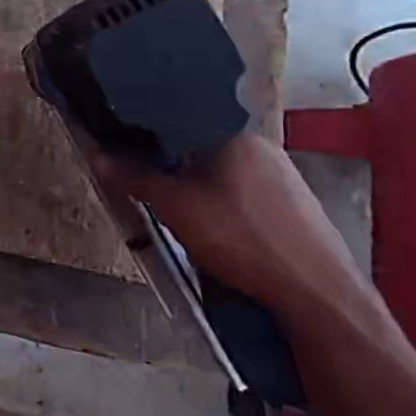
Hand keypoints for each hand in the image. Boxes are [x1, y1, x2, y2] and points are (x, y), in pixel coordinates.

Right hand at [92, 133, 367, 321]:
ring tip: (176, 210)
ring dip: (196, 186)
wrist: (319, 296)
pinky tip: (216, 229)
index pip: (179, 118)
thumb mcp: (176, 209)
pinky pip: (244, 191)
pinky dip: (222, 203)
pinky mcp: (297, 206)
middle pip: (199, 145)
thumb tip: (96, 156)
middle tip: (147, 185)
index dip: (147, 132)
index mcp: (234, 134)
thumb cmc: (242, 240)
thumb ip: (135, 179)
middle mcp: (262, 146)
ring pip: (222, 170)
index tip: (124, 147)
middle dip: (170, 164)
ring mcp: (284, 175)